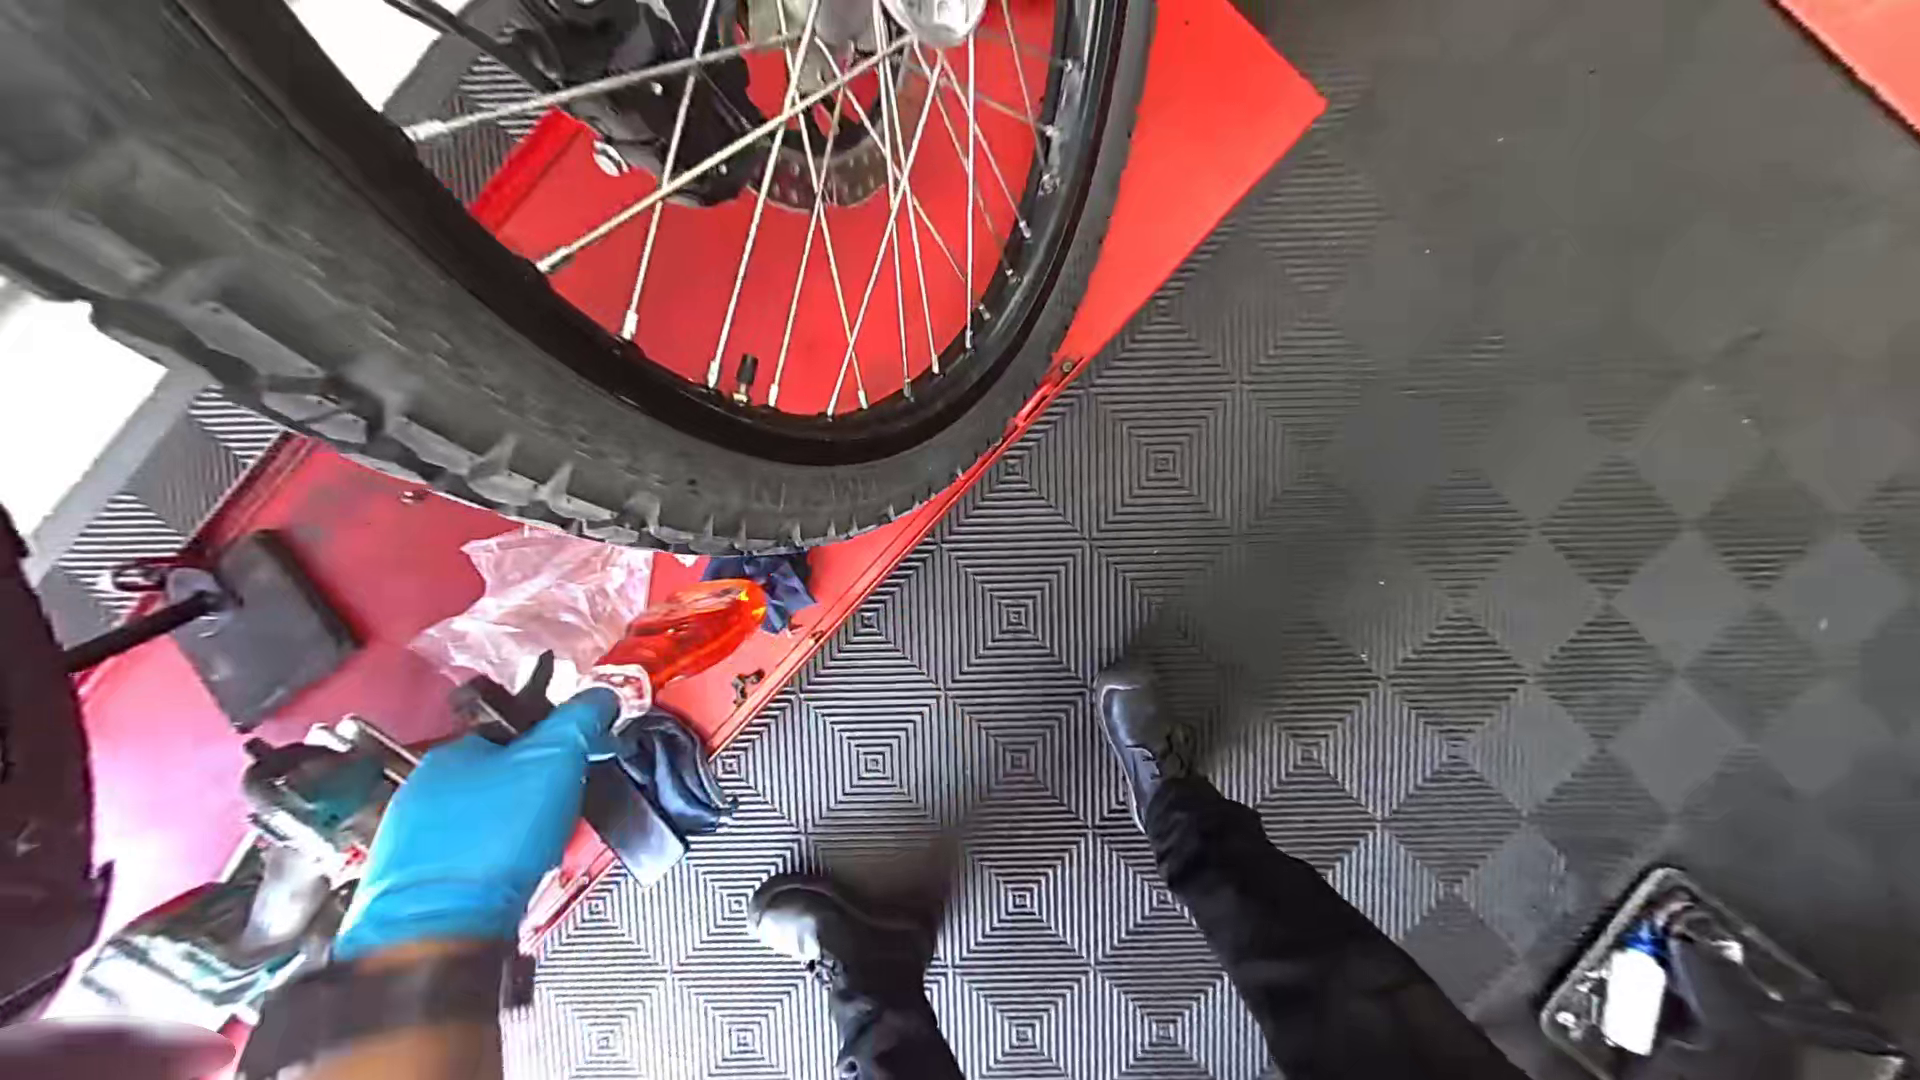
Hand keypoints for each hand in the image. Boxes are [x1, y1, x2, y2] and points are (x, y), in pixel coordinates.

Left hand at [333, 689, 617, 961]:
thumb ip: (581, 719)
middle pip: (505, 774)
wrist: (443, 931)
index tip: (581, 756)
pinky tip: (520, 868)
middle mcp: (424, 794)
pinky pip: (477, 856)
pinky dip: (504, 858)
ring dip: (525, 824)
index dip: (557, 742)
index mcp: (452, 755)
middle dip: (544, 787)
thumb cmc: (491, 841)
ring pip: (491, 817)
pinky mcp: (419, 885)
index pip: (516, 731)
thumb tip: (601, 695)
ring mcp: (416, 842)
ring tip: (548, 840)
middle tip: (568, 801)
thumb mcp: (556, 759)